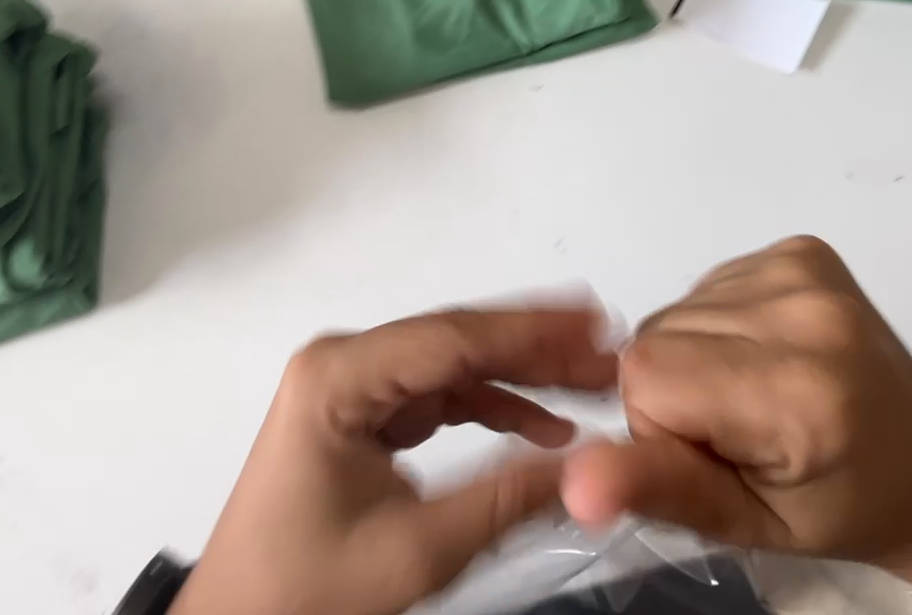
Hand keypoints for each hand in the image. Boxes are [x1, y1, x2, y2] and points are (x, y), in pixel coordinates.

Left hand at [173, 307, 620, 614]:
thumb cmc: (305, 588)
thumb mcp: (416, 550)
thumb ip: (506, 500)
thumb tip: (591, 467)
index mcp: (337, 376)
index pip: (449, 339)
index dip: (529, 331)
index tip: (594, 325)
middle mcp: (342, 364)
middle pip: (453, 343)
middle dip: (533, 348)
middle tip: (606, 349)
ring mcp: (352, 385)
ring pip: (451, 365)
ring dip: (519, 375)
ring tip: (591, 381)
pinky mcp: (364, 412)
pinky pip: (437, 396)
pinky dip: (490, 405)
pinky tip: (543, 422)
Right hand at [561, 236, 911, 568]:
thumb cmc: (838, 507)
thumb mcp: (745, 524)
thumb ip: (658, 490)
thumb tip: (574, 482)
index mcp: (796, 394)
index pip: (645, 376)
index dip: (657, 423)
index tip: (712, 453)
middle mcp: (803, 315)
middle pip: (656, 336)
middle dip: (671, 386)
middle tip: (736, 426)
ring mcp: (803, 272)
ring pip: (675, 310)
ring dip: (693, 354)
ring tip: (754, 389)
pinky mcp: (801, 251)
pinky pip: (705, 285)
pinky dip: (716, 323)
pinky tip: (764, 351)